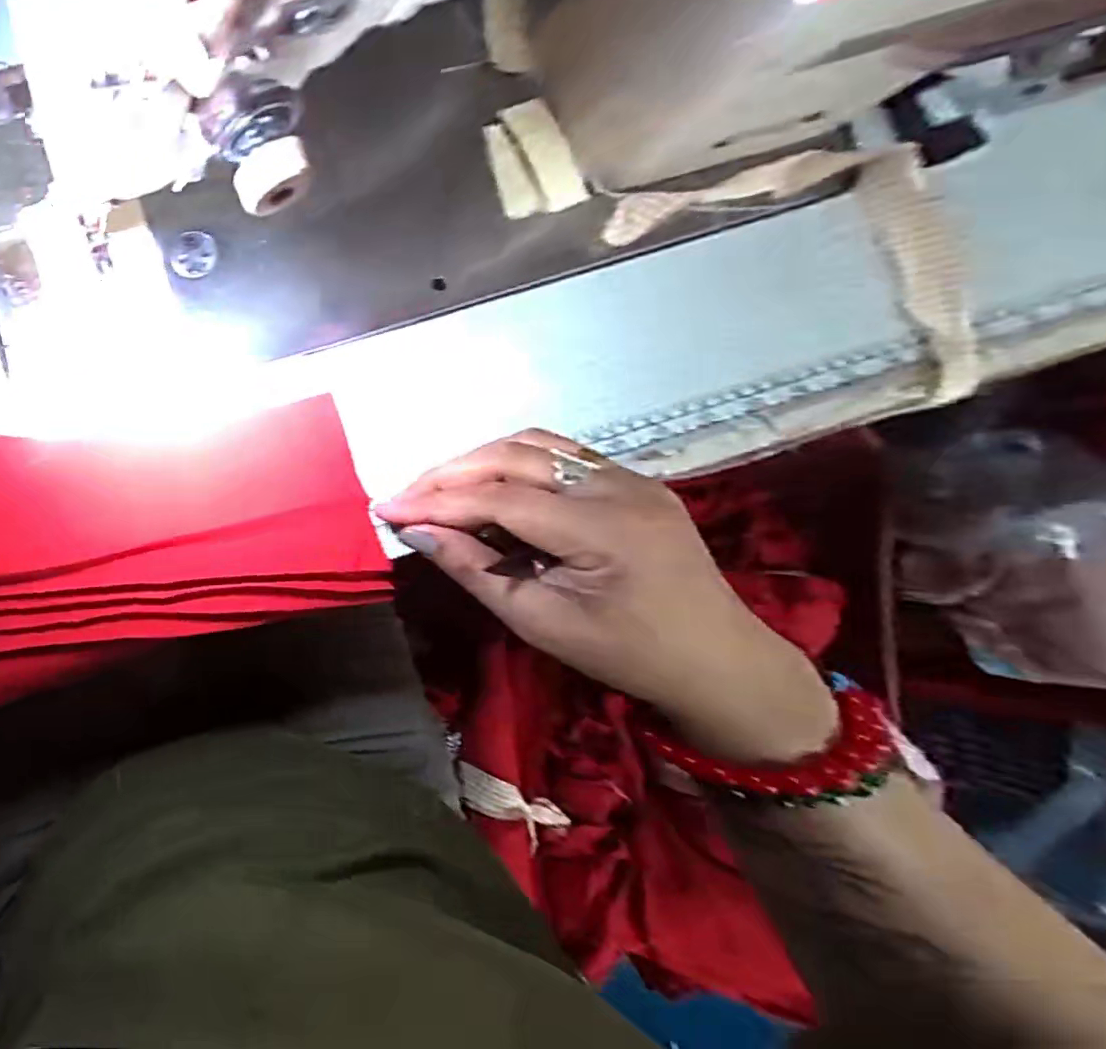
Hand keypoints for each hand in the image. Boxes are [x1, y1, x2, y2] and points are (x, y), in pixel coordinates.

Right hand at [375, 430, 835, 763]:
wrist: (719, 661)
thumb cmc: (627, 654)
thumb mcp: (541, 623)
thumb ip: (475, 570)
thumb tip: (418, 533)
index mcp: (602, 527)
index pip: (498, 498)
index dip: (436, 501)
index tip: (386, 509)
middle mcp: (617, 486)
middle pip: (512, 456)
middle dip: (449, 473)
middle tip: (405, 497)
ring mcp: (629, 476)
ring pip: (535, 445)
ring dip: (479, 461)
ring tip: (439, 489)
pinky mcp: (631, 480)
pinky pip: (560, 455)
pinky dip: (513, 463)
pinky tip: (488, 486)